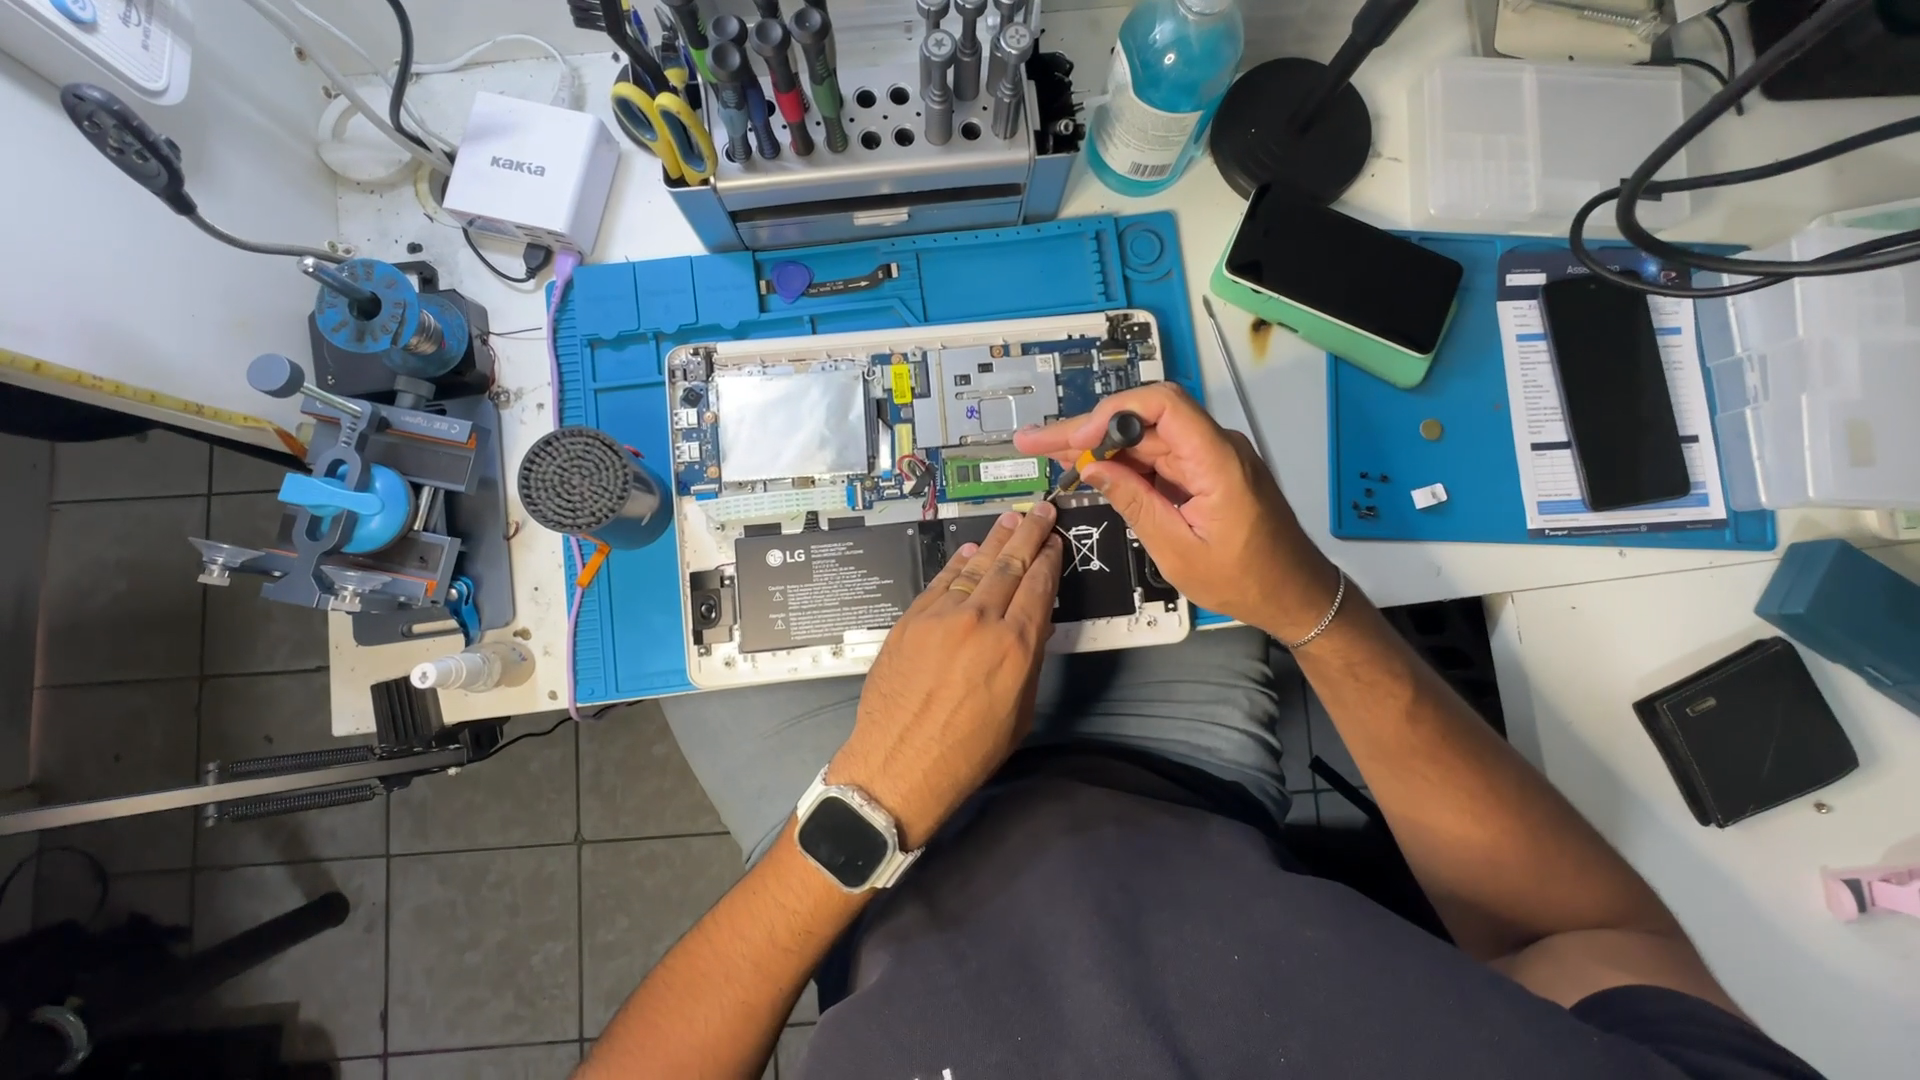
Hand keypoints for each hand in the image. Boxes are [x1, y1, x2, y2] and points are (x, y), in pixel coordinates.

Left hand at [827, 503, 1063, 847]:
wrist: (899, 763)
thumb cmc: (968, 752)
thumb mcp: (1018, 713)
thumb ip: (1026, 663)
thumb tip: (1031, 629)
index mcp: (1016, 646)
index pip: (1039, 588)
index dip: (1050, 559)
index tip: (1056, 539)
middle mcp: (982, 621)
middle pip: (1010, 566)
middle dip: (1029, 534)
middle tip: (1041, 509)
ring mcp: (942, 616)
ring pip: (975, 567)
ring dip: (995, 541)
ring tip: (1010, 519)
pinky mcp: (911, 620)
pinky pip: (939, 582)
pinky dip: (957, 563)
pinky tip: (970, 551)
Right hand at [1014, 382, 1339, 641]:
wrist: (1293, 593)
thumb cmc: (1246, 580)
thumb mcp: (1178, 550)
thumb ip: (1135, 504)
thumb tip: (1094, 469)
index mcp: (1217, 461)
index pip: (1162, 405)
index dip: (1113, 413)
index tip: (1078, 440)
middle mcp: (1215, 447)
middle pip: (1144, 418)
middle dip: (1088, 428)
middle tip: (1037, 441)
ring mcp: (1210, 457)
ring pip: (1145, 437)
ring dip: (1098, 444)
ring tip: (1049, 452)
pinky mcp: (1204, 472)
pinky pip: (1158, 457)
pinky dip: (1122, 462)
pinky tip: (1086, 466)